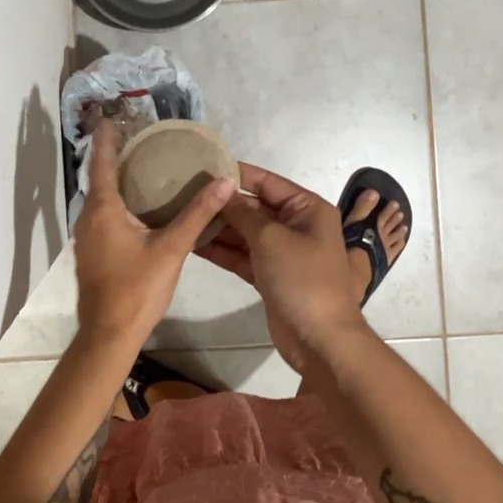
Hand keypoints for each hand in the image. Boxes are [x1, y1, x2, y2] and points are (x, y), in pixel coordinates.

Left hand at [73, 120, 235, 347]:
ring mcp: (86, 239)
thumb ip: (197, 214)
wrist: (109, 333)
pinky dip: (116, 205)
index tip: (110, 120)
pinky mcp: (91, 254)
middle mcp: (87, 219)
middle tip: (138, 142)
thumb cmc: (137, 288)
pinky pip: (102, 218)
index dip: (107, 141)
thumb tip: (224, 182)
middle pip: (99, 180)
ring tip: (141, 170)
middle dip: (115, 160)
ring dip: (116, 184)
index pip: (102, 164)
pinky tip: (138, 210)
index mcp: (103, 209)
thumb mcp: (172, 248)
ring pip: (100, 201)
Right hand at [196, 163, 368, 370]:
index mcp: (307, 208)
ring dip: (218, 227)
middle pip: (254, 207)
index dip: (236, 173)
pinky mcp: (270, 275)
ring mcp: (283, 252)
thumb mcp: (270, 238)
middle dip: (223, 203)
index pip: (267, 182)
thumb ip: (242, 212)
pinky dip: (222, 250)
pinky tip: (193, 242)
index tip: (203, 165)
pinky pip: (242, 255)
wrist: (319, 337)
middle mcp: (296, 225)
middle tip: (184, 193)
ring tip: (182, 215)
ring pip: (245, 233)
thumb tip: (220, 190)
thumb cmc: (301, 278)